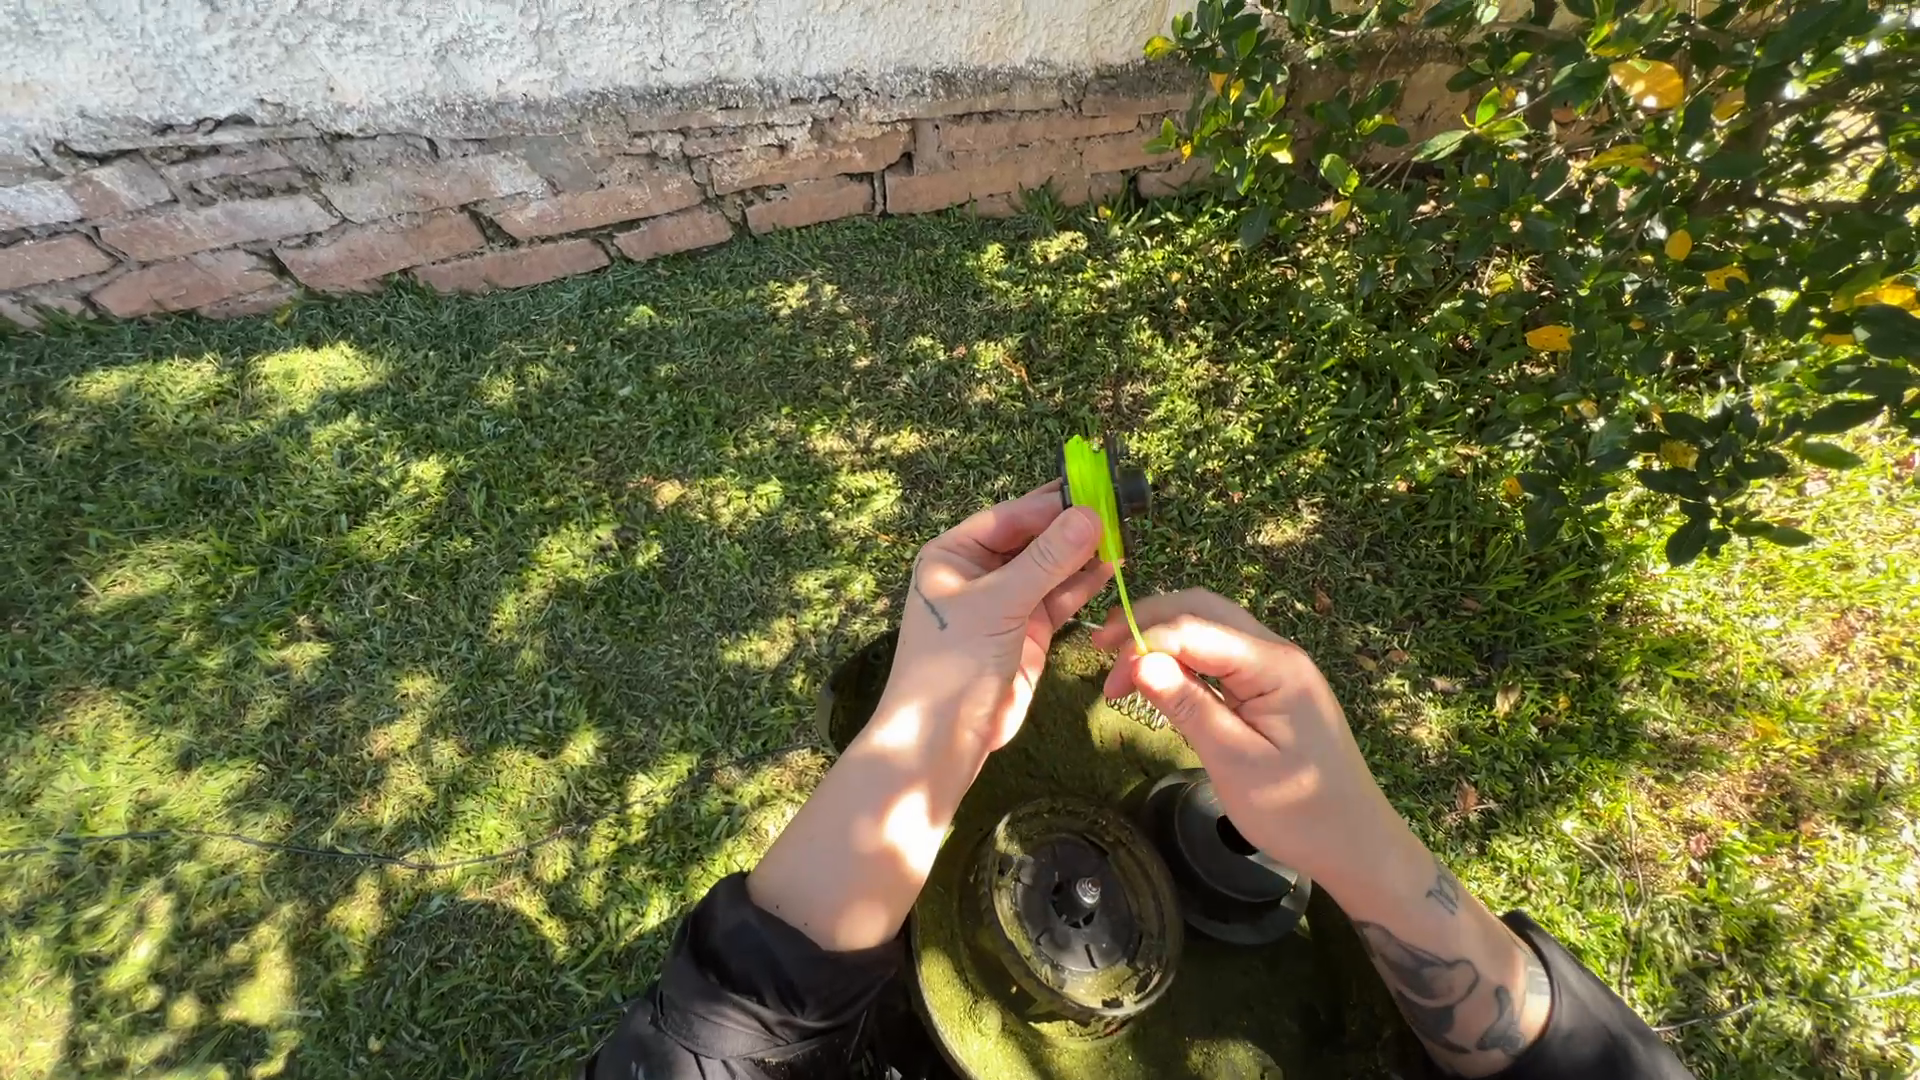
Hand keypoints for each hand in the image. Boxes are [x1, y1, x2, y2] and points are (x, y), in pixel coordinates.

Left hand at [884, 481, 1112, 752]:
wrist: (945, 737)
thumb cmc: (954, 660)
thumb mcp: (998, 603)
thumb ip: (1046, 560)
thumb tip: (1090, 515)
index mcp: (954, 554)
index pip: (1008, 518)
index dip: (1049, 504)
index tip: (1094, 488)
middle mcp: (978, 572)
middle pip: (1031, 540)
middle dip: (1069, 528)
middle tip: (1116, 508)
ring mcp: (1006, 602)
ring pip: (1050, 568)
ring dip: (1081, 555)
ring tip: (1121, 535)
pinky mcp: (1028, 630)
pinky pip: (1059, 598)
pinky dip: (1083, 584)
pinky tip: (1110, 566)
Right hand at [1092, 589, 1395, 882]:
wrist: (1357, 847)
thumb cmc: (1299, 812)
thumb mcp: (1236, 763)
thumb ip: (1188, 706)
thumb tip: (1138, 662)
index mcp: (1275, 666)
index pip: (1194, 629)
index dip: (1144, 643)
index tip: (1109, 682)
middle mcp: (1276, 652)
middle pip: (1201, 608)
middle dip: (1148, 620)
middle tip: (1102, 646)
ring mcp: (1274, 666)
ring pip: (1207, 623)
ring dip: (1161, 632)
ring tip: (1119, 658)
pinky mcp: (1268, 684)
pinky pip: (1217, 650)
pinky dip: (1180, 653)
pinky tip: (1157, 672)